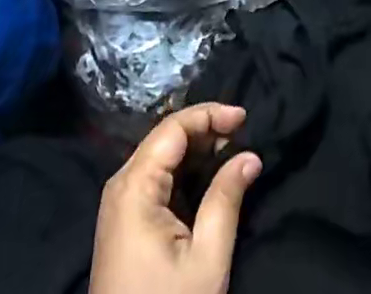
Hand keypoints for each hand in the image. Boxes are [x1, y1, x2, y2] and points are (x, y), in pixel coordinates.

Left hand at [89, 104, 261, 293]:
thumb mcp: (207, 256)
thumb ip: (227, 198)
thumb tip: (250, 156)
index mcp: (134, 187)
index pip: (173, 128)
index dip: (210, 114)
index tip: (244, 118)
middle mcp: (121, 186)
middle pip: (165, 137)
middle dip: (206, 129)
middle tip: (242, 136)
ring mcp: (120, 204)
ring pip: (162, 156)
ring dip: (198, 149)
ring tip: (233, 152)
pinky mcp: (125, 221)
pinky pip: (156, 178)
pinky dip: (186, 169)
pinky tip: (211, 176)